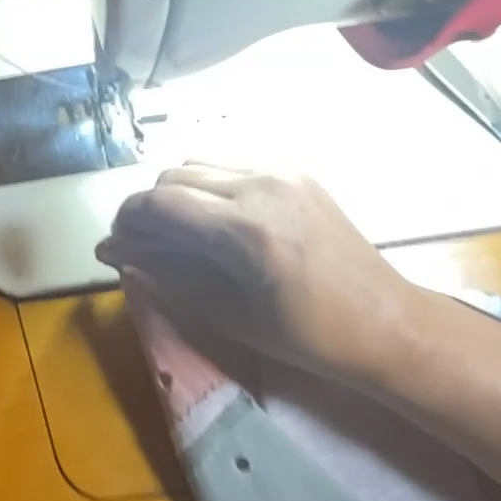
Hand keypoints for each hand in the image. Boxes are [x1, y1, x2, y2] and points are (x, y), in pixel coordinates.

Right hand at [96, 164, 430, 385]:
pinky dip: (207, 185)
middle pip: (174, 177)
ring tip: (175, 229)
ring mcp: (281, 173)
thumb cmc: (308, 337)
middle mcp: (261, 186)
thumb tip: (112, 252)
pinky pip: (231, 165)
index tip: (115, 241)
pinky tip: (213, 219)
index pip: (161, 202)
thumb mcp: (227, 313)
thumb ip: (164, 275)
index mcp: (246, 230)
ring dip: (176, 192)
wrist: (388, 324)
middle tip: (140, 240)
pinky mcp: (295, 172)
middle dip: (147, 205)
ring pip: (198, 163)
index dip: (128, 218)